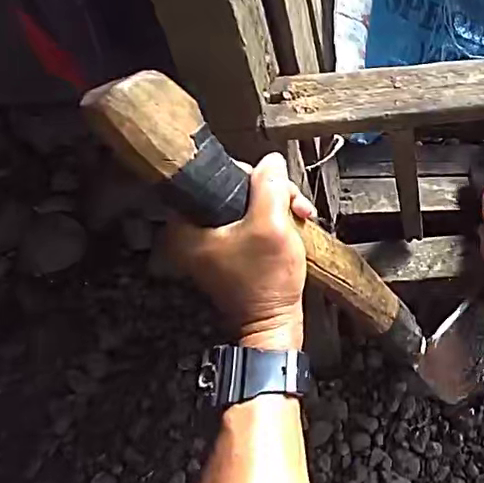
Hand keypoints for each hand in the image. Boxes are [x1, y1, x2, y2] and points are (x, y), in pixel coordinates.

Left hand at [164, 153, 317, 350]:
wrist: (276, 321)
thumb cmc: (267, 282)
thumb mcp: (273, 224)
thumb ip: (271, 186)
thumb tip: (272, 161)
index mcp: (185, 226)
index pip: (218, 176)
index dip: (254, 176)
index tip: (276, 189)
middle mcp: (189, 233)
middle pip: (236, 189)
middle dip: (272, 194)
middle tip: (294, 206)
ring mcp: (207, 243)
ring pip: (246, 203)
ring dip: (277, 206)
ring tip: (298, 217)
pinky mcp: (226, 251)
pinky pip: (249, 220)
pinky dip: (272, 220)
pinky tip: (289, 226)